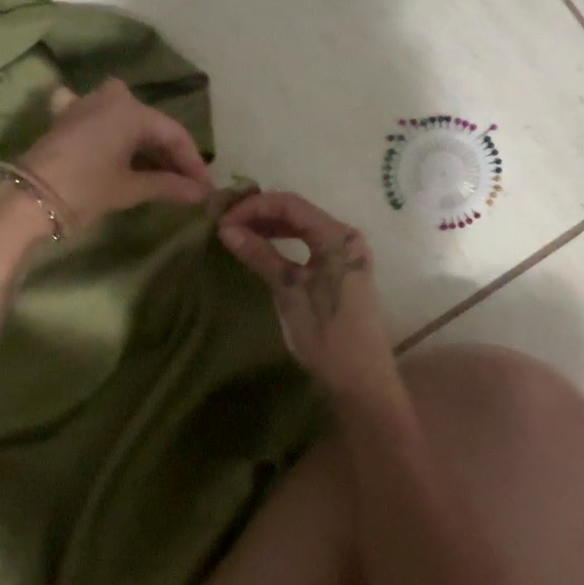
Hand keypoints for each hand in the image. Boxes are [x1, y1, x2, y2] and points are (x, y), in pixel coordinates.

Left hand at [15, 79, 215, 231]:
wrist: (27, 198)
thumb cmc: (84, 191)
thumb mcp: (129, 189)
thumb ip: (168, 186)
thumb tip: (201, 193)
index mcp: (132, 111)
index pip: (174, 134)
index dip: (192, 162)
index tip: (204, 188)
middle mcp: (111, 98)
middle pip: (151, 124)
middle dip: (168, 153)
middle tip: (184, 182)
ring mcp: (84, 103)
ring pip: (124, 116)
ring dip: (141, 140)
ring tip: (155, 169)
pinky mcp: (64, 117)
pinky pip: (93, 113)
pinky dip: (105, 125)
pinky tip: (106, 137)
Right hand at [217, 192, 397, 391]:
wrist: (361, 381)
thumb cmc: (327, 336)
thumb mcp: (289, 292)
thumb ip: (261, 256)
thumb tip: (226, 229)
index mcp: (338, 237)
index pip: (290, 204)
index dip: (253, 207)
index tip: (222, 221)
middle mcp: (346, 237)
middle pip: (296, 212)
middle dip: (259, 214)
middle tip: (224, 226)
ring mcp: (345, 255)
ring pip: (301, 228)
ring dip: (269, 228)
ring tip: (236, 236)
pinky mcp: (341, 272)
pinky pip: (308, 245)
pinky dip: (283, 243)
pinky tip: (260, 250)